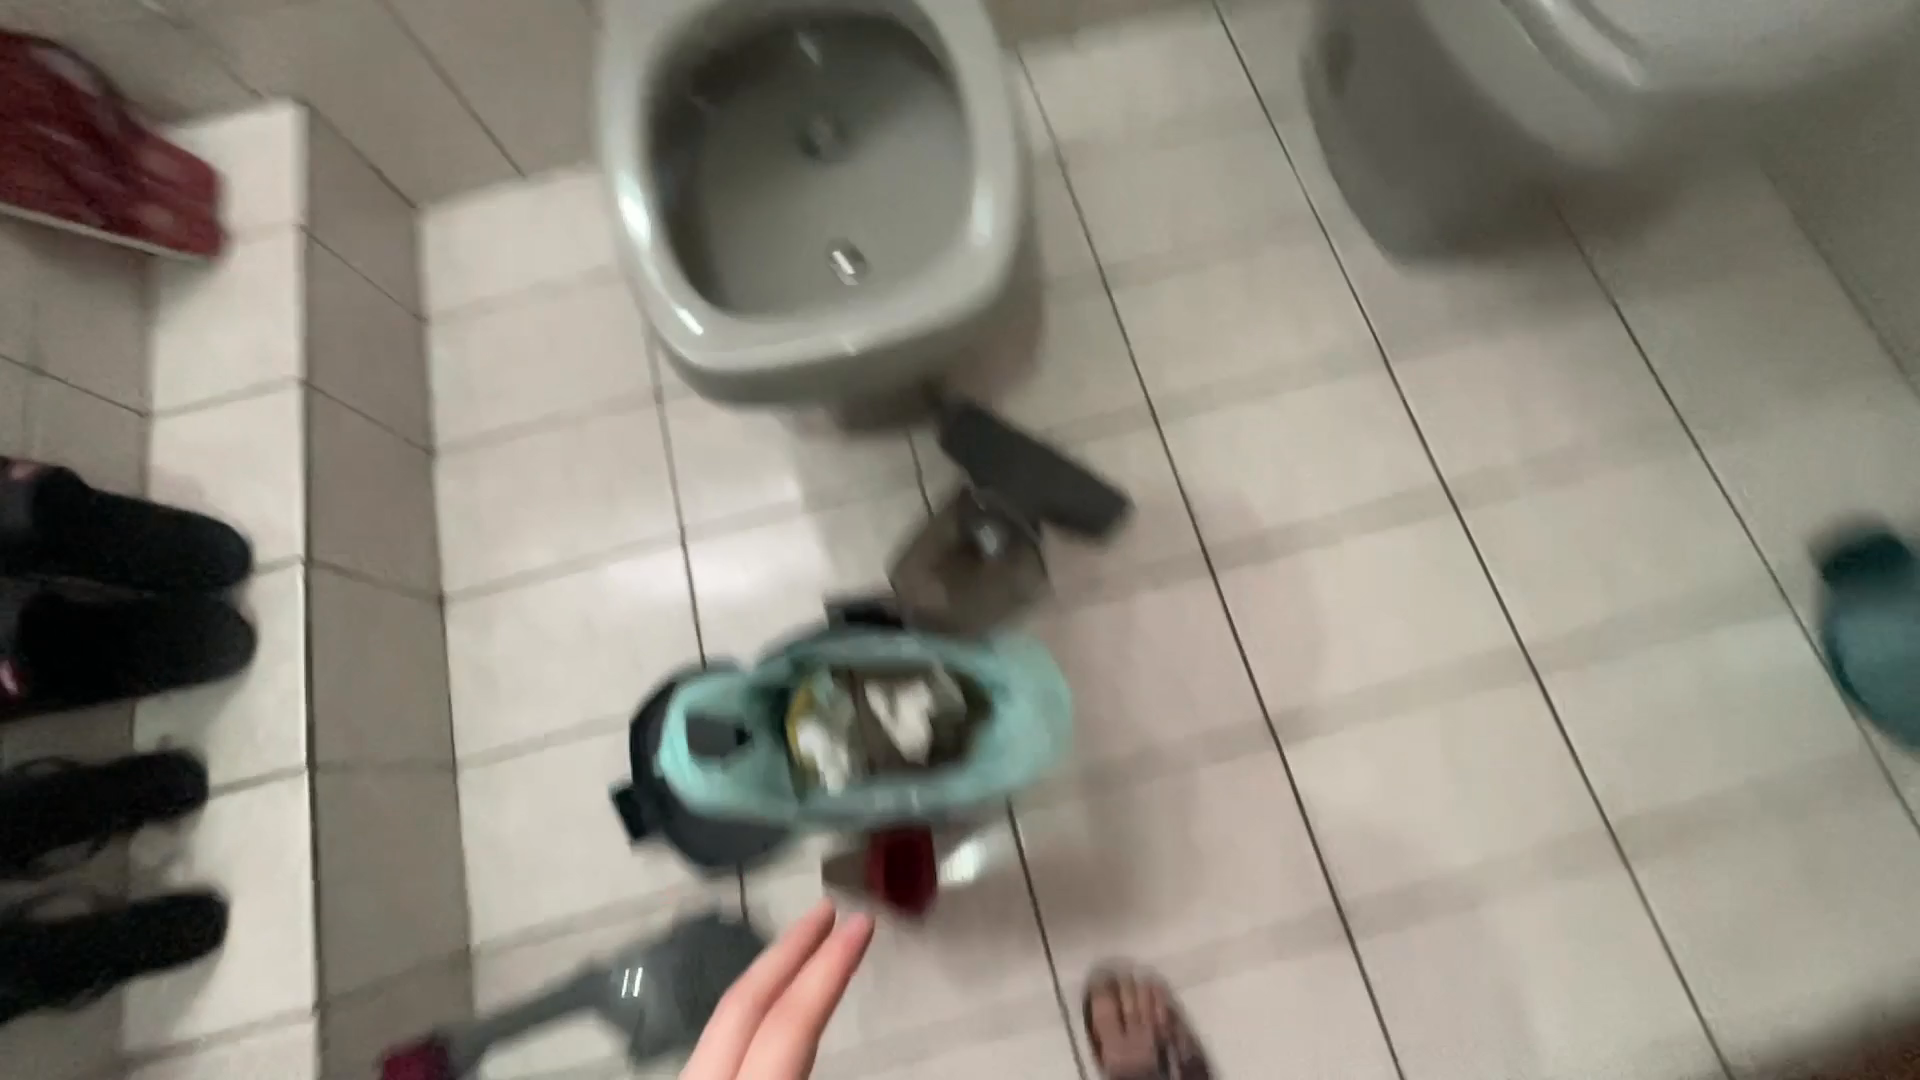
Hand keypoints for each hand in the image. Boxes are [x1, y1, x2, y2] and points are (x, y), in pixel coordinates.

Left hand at [682, 901, 875, 1079]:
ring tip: (804, 945)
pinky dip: (748, 1010)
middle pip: (743, 1004)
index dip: (829, 968)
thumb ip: (815, 1060)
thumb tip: (835, 1008)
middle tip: (828, 909)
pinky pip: (714, 1041)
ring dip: (768, 976)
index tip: (863, 922)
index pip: (789, 1023)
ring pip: (722, 1018)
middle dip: (791, 950)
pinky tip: (769, 1005)